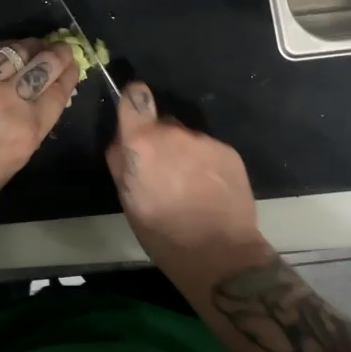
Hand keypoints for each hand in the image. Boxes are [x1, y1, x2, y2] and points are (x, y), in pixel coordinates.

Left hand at [0, 38, 80, 226]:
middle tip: (63, 48)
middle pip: (44, 65)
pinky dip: (6, 47)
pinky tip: (11, 48)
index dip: (70, 74)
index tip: (74, 65)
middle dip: (59, 53)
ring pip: (18, 51)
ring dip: (33, 45)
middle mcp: (11, 101)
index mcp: (29, 129)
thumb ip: (32, 128)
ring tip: (39, 44)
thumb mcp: (16, 160)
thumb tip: (43, 102)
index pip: (59, 91)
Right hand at [106, 81, 267, 270]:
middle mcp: (174, 132)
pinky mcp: (229, 152)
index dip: (134, 101)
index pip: (135, 97)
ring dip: (185, 154)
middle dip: (160, 141)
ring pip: (187, 139)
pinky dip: (207, 164)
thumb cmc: (162, 233)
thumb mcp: (127, 200)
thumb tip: (121, 140)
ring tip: (190, 186)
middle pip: (162, 124)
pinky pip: (209, 150)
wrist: (219, 254)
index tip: (136, 113)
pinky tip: (210, 190)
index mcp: (142, 142)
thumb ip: (121, 162)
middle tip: (164, 173)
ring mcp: (204, 141)